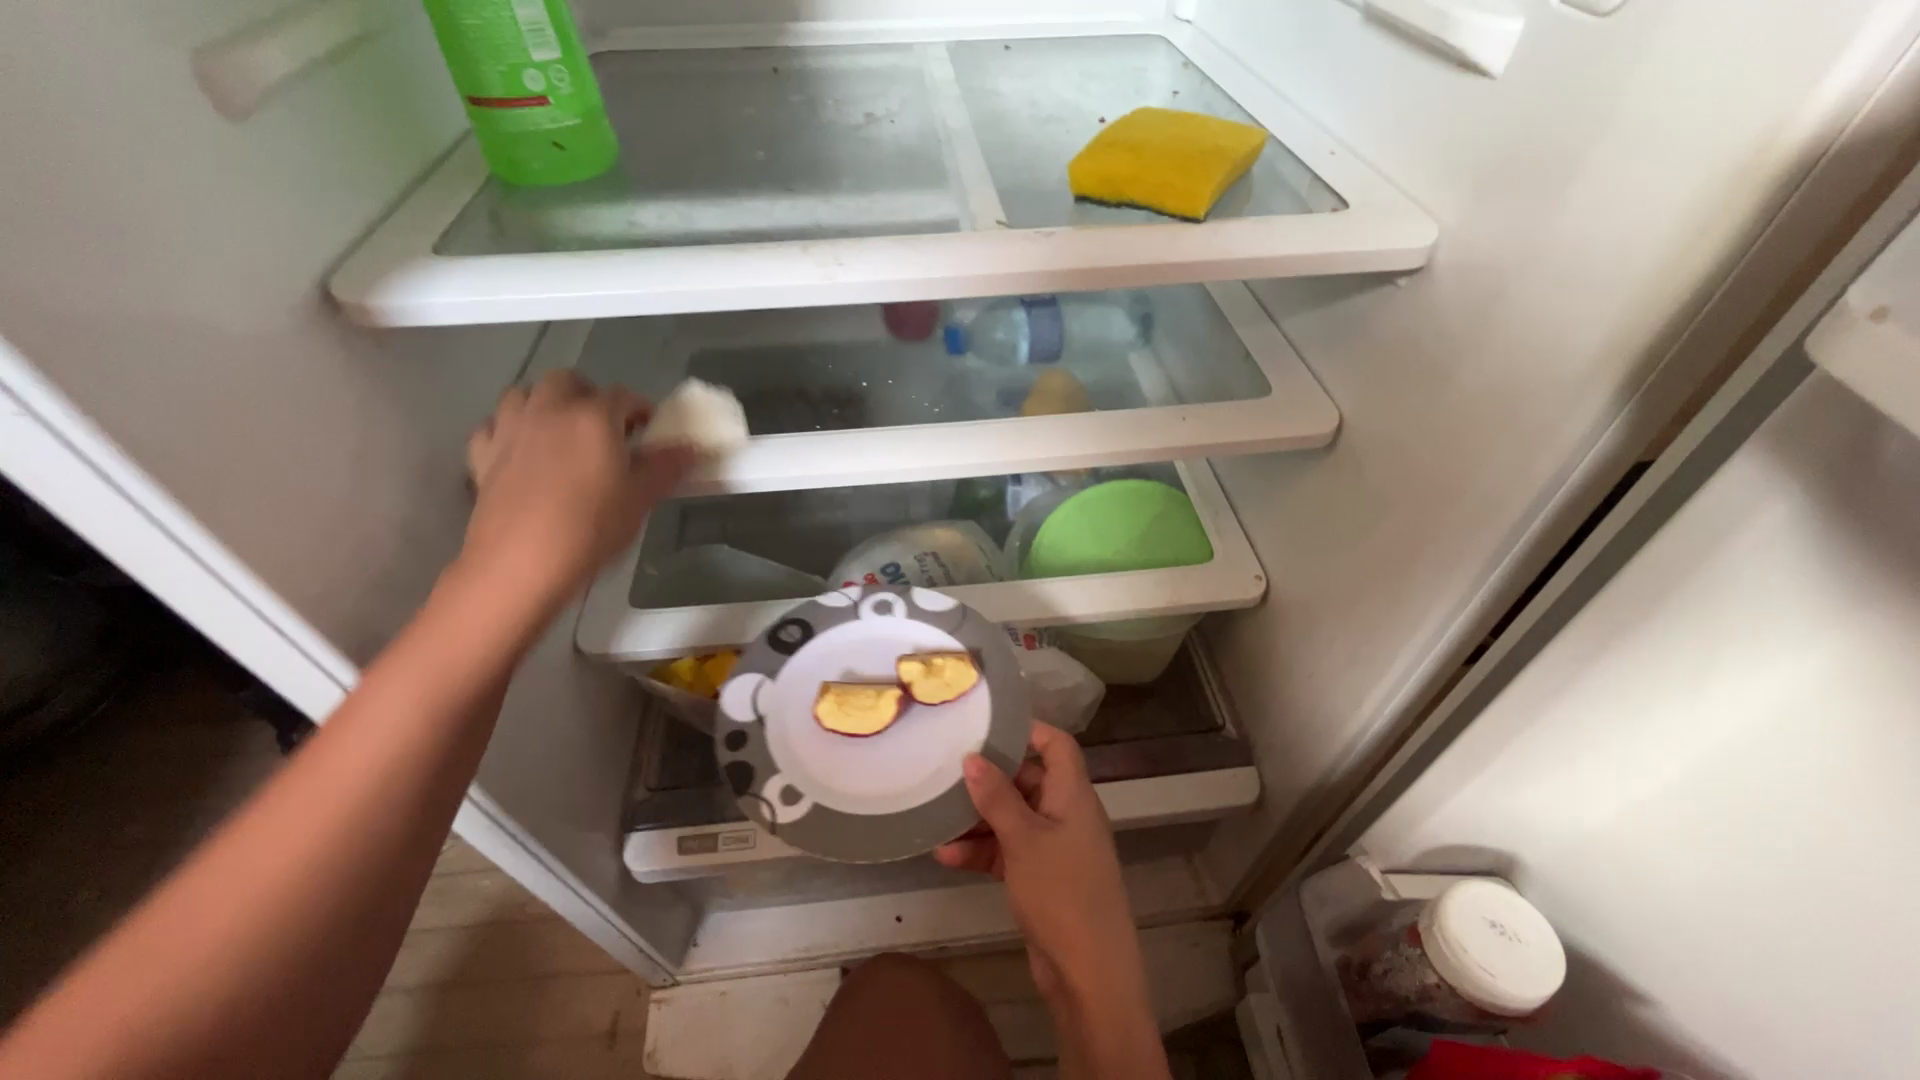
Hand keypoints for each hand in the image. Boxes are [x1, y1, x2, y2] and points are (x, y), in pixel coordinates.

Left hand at [460, 371, 693, 611]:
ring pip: (523, 394)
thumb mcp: (640, 500)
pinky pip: (494, 426)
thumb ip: (665, 467)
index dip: (639, 410)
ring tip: (560, 433)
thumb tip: (690, 448)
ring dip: (544, 404)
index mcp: (594, 417)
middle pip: (567, 380)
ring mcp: (510, 429)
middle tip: (602, 427)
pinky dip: (508, 430)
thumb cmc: (590, 529)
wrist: (520, 563)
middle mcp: (550, 410)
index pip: (623, 396)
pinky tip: (520, 452)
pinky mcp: (482, 455)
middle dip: (587, 395)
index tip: (648, 431)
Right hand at [934, 723, 1138, 1003]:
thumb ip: (997, 797)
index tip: (986, 725)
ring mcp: (1055, 848)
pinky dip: (981, 851)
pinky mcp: (1041, 878)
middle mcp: (1066, 814)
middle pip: (1028, 780)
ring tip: (936, 818)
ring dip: (977, 820)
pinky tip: (945, 857)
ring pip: (1012, 818)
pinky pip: (1008, 851)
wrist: (1088, 973)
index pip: (1057, 745)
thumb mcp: (1024, 840)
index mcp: (1073, 795)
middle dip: (989, 778)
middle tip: (947, 770)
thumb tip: (972, 757)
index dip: (1027, 730)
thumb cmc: (1062, 893)